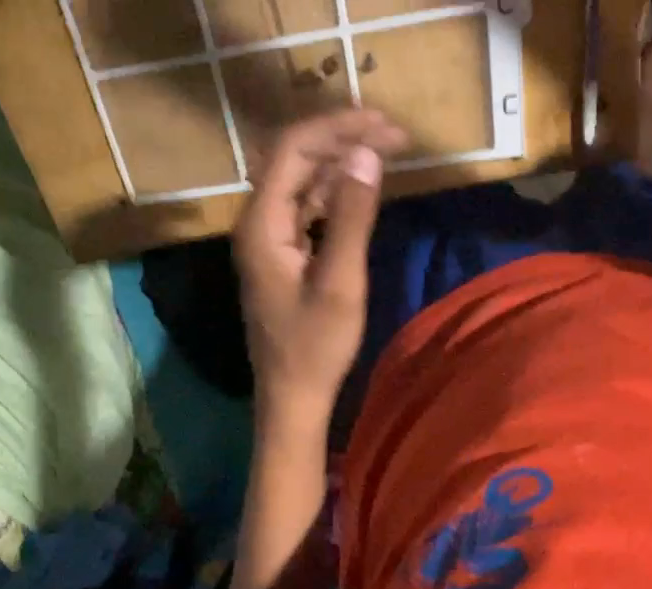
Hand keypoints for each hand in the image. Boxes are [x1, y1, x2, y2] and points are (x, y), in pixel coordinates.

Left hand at [233, 109, 406, 419]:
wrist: (292, 399)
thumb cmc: (315, 347)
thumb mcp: (340, 281)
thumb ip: (351, 216)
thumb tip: (366, 154)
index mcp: (262, 224)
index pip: (294, 148)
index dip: (339, 127)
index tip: (386, 125)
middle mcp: (256, 223)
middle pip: (294, 159)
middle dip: (342, 139)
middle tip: (395, 136)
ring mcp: (266, 242)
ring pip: (300, 183)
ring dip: (339, 164)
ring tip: (385, 154)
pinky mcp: (280, 259)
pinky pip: (303, 210)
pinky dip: (332, 194)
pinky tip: (360, 191)